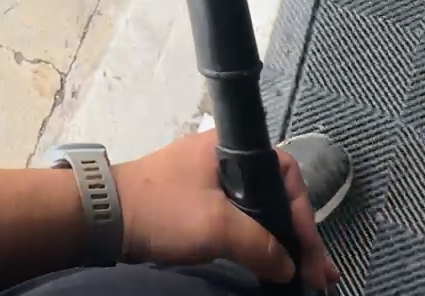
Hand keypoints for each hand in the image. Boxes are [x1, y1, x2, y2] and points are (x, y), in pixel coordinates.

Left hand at [113, 130, 341, 289]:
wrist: (107, 216)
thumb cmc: (163, 209)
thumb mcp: (218, 226)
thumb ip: (261, 245)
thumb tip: (288, 265)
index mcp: (226, 148)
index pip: (283, 171)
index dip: (303, 211)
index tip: (310, 252)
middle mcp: (221, 159)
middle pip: (275, 192)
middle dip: (299, 234)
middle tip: (317, 275)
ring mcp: (209, 182)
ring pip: (260, 210)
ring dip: (284, 243)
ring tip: (307, 277)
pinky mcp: (198, 204)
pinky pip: (242, 222)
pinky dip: (262, 245)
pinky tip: (276, 268)